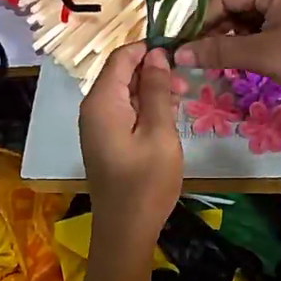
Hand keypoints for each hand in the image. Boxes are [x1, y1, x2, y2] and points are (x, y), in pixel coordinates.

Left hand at [80, 42, 183, 237]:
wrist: (126, 231)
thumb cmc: (146, 182)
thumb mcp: (159, 132)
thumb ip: (157, 90)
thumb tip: (156, 55)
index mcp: (102, 102)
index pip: (122, 57)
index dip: (150, 48)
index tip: (181, 52)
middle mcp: (93, 108)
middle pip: (122, 73)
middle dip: (153, 70)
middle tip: (187, 82)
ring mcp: (97, 126)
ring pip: (125, 92)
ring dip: (152, 89)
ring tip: (183, 98)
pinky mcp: (105, 140)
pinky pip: (124, 111)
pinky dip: (145, 107)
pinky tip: (168, 116)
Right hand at [174, 0, 280, 116]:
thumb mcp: (266, 56)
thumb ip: (220, 51)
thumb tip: (179, 53)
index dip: (201, 23)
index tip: (184, 50)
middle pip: (238, 4)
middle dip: (220, 33)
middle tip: (207, 63)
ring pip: (254, 19)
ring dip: (237, 41)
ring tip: (229, 67)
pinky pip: (272, 27)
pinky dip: (257, 45)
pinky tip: (252, 64)